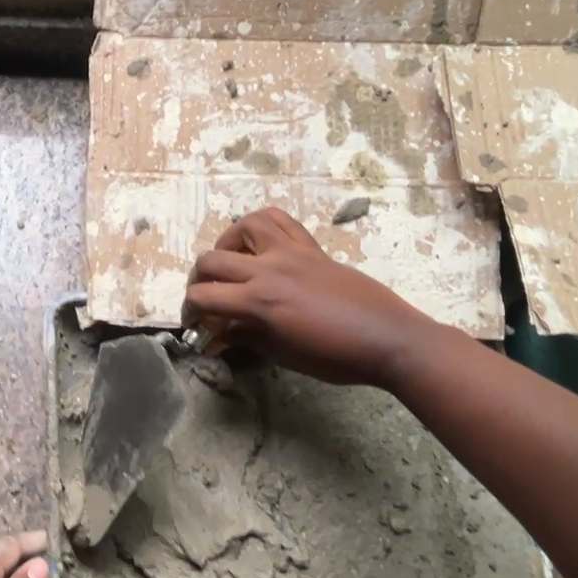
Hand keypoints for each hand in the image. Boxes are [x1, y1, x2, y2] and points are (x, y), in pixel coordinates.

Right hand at [183, 207, 439, 386]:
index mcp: (259, 302)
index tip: (194, 325)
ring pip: (245, 225)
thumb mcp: (282, 354)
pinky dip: (263, 226)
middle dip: (199, 281)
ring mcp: (292, 253)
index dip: (190, 312)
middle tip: (206, 298)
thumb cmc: (335, 357)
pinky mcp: (312, 248)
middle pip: (211, 260)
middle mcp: (269, 269)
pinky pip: (281, 220)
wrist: (387, 339)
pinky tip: (261, 245)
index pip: (203, 297)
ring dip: (228, 242)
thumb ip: (244, 338)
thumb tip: (215, 337)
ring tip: (232, 261)